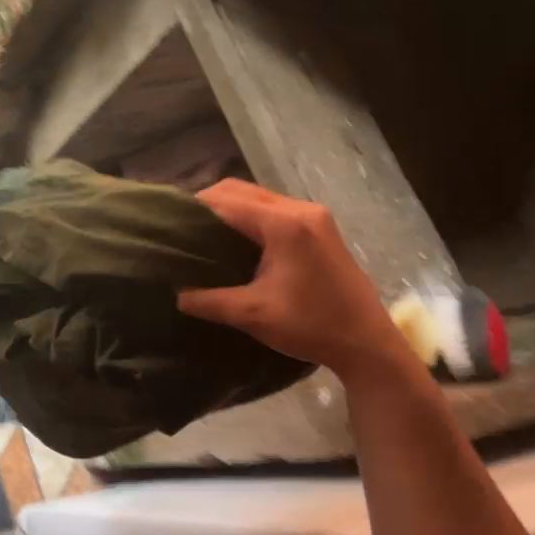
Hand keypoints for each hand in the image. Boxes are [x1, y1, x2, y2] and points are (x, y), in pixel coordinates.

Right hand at [178, 179, 414, 380]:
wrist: (368, 344)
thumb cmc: (312, 326)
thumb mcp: (253, 314)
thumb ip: (208, 300)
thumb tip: (173, 293)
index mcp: (285, 225)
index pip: (226, 201)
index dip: (193, 209)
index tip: (166, 225)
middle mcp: (300, 211)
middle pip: (241, 190)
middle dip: (207, 205)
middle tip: (180, 230)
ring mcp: (313, 217)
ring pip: (257, 197)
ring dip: (229, 209)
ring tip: (202, 235)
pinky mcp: (319, 228)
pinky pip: (273, 209)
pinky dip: (248, 216)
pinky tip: (234, 241)